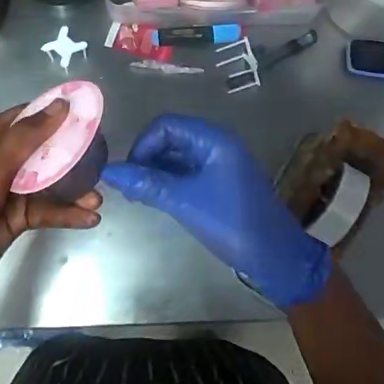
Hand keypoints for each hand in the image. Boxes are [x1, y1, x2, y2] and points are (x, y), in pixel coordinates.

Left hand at [0, 100, 102, 305]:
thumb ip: (28, 137)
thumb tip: (62, 105)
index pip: (25, 118)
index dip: (54, 113)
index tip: (86, 115)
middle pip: (41, 151)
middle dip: (71, 154)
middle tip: (101, 157)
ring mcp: (8, 193)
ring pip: (48, 184)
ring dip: (73, 190)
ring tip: (97, 199)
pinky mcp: (15, 220)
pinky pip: (46, 211)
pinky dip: (66, 214)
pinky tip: (88, 218)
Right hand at [101, 113, 328, 309]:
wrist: (275, 257)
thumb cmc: (231, 223)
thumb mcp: (184, 202)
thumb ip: (146, 183)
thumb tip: (108, 171)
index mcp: (214, 140)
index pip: (166, 126)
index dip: (142, 145)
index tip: (128, 173)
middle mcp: (217, 144)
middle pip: (170, 138)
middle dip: (146, 158)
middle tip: (128, 188)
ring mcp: (219, 163)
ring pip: (176, 156)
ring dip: (154, 171)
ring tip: (137, 195)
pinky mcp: (219, 181)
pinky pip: (186, 171)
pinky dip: (167, 181)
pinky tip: (153, 198)